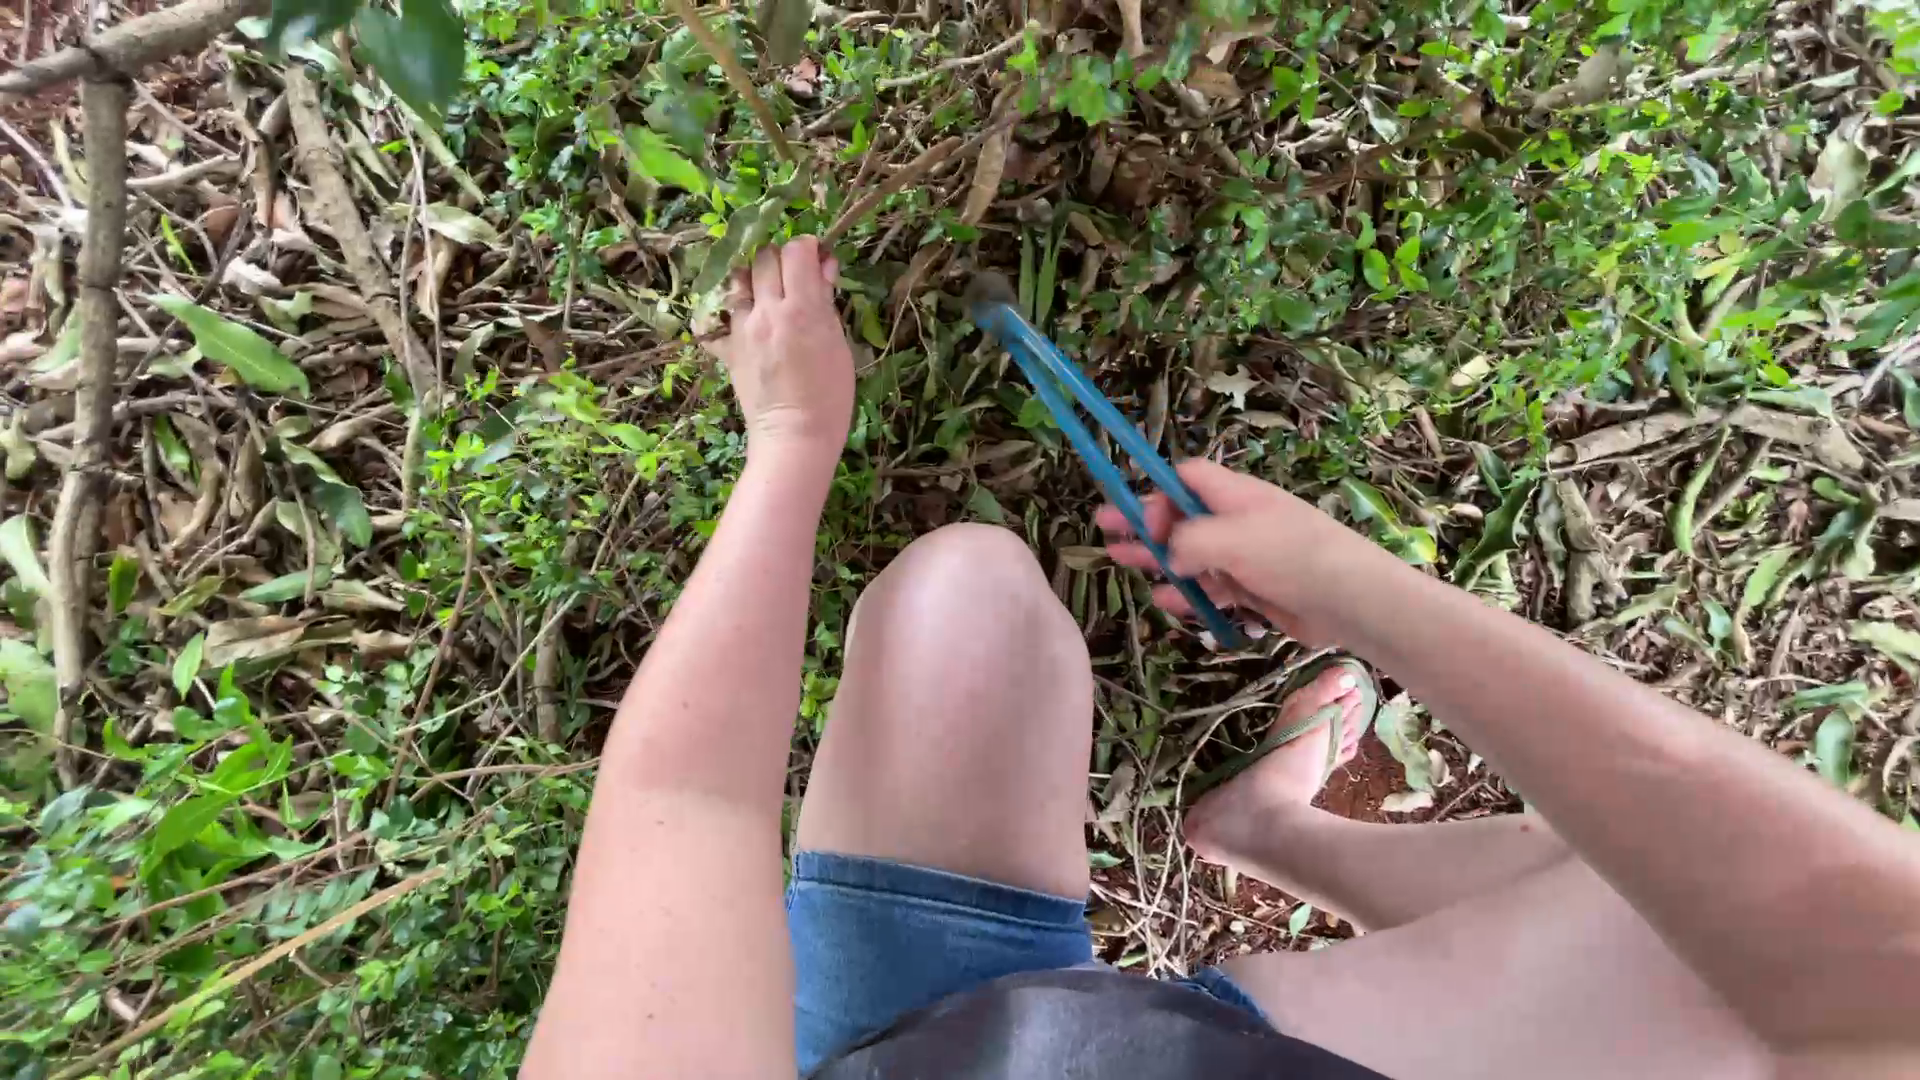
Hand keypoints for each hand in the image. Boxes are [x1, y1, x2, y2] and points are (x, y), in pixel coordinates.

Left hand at [707, 236, 854, 460]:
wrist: (795, 437)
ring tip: (768, 294)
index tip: (818, 260)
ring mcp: (741, 329)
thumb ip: (827, 303)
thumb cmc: (831, 397)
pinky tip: (740, 318)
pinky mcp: (727, 349)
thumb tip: (824, 267)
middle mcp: (766, 311)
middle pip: (765, 257)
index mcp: (802, 309)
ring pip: (738, 278)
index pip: (796, 252)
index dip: (808, 248)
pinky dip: (726, 311)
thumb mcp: (839, 347)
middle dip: (782, 259)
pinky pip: (714, 317)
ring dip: (753, 277)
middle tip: (796, 279)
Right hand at [1096, 459, 1397, 646]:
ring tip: (1121, 563)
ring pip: (1189, 555)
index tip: (1138, 517)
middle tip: (1104, 529)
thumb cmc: (1291, 556)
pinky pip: (1208, 587)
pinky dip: (1187, 593)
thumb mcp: (1230, 538)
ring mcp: (1243, 556)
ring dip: (1157, 560)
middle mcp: (1235, 521)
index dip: (1158, 493)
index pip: (1186, 479)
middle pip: (1179, 517)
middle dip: (1142, 524)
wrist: (1350, 602)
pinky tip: (1167, 601)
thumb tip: (1169, 555)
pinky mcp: (1250, 588)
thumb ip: (1187, 541)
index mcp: (1234, 496)